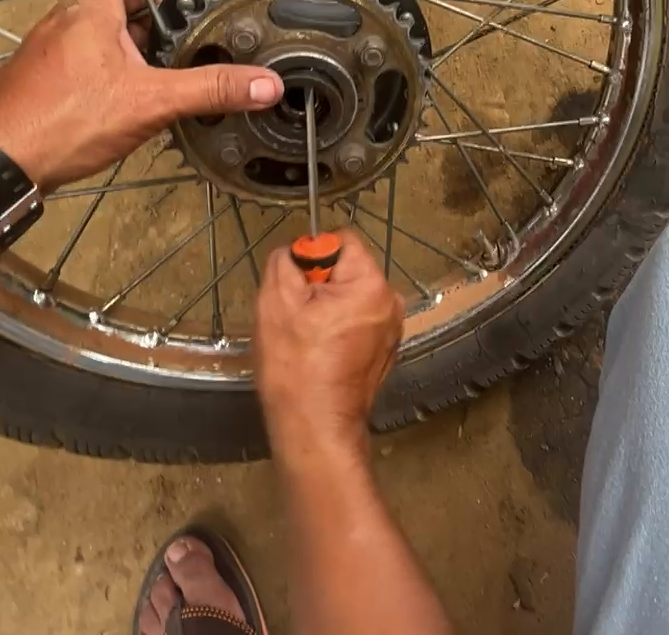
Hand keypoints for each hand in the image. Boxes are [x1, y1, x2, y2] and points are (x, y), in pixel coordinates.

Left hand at [0, 0, 283, 190]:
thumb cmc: (67, 117)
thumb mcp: (151, 101)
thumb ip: (211, 89)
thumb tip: (267, 84)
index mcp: (89, 15)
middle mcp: (65, 27)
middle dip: (140, 1)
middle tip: (176, 9)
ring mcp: (50, 56)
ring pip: (93, 31)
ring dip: (125, 33)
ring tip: (164, 47)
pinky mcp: (45, 84)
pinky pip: (83, 59)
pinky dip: (110, 61)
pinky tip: (132, 86)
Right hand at [255, 228, 404, 462]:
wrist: (315, 428)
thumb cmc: (295, 367)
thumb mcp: (276, 302)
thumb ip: (285, 262)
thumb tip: (294, 249)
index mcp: (371, 284)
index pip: (343, 240)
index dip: (313, 255)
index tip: (296, 284)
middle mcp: (391, 301)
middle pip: (348, 269)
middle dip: (320, 284)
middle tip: (297, 315)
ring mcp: (392, 327)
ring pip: (351, 296)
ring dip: (327, 307)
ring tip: (306, 337)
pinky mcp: (386, 349)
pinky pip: (359, 321)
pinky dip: (339, 328)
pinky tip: (320, 352)